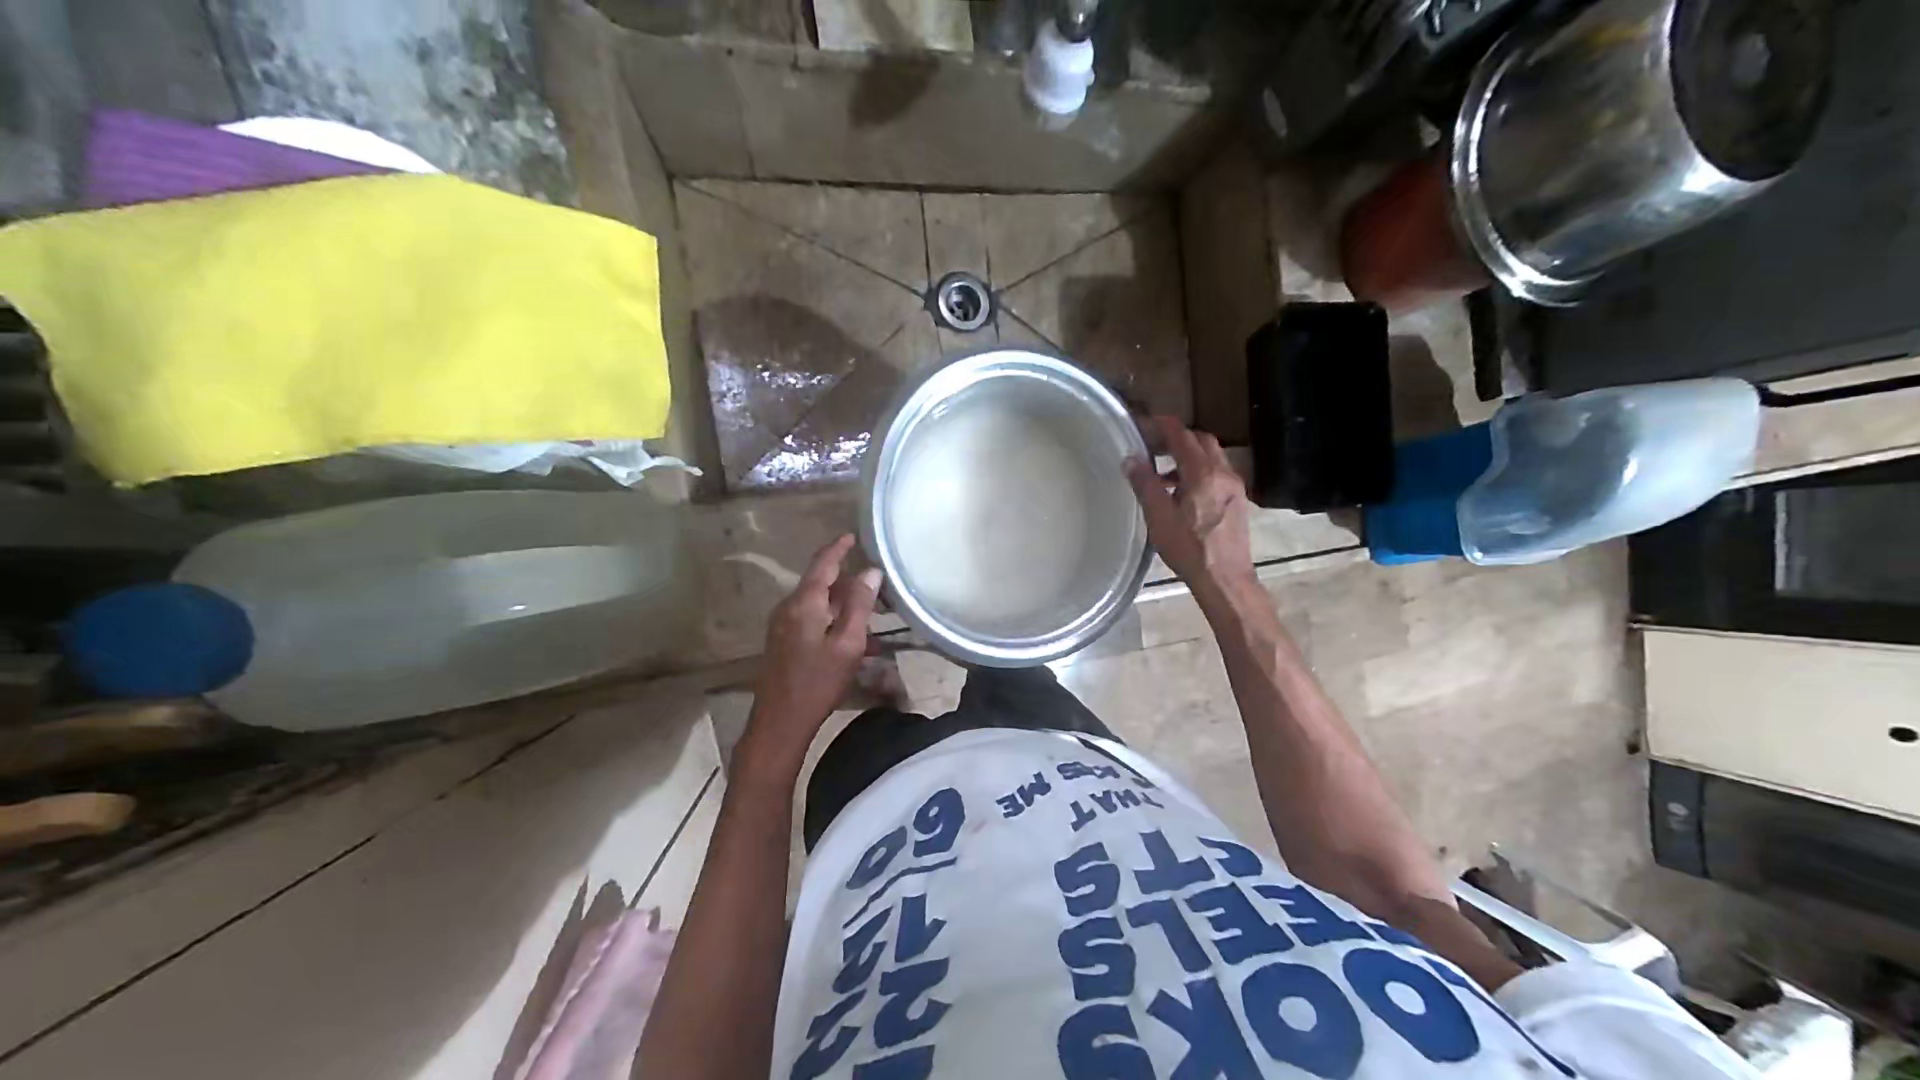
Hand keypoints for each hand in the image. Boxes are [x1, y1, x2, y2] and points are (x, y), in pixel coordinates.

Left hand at [741, 534, 882, 771]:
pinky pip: (811, 619)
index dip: (839, 547)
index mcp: (804, 602)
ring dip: (842, 604)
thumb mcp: (848, 643)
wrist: (780, 721)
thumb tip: (871, 572)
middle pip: (820, 582)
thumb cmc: (817, 682)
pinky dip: (832, 620)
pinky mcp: (782, 643)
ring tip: (871, 614)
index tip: (853, 535)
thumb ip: (859, 605)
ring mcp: (782, 626)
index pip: (823, 563)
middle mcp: (789, 607)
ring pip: (817, 603)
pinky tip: (853, 639)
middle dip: (846, 580)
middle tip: (875, 582)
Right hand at [1126, 416, 1256, 608]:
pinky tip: (1182, 492)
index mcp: (1203, 473)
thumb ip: (1145, 484)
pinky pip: (1217, 474)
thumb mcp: (1159, 517)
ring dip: (1188, 455)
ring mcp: (1234, 487)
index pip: (1182, 435)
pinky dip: (1198, 471)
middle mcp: (1223, 473)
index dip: (1162, 425)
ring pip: (1211, 457)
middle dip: (1177, 437)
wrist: (1225, 579)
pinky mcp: (1237, 501)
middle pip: (1201, 441)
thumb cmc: (1190, 549)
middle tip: (1152, 445)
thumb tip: (1131, 459)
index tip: (1144, 423)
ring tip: (1163, 471)